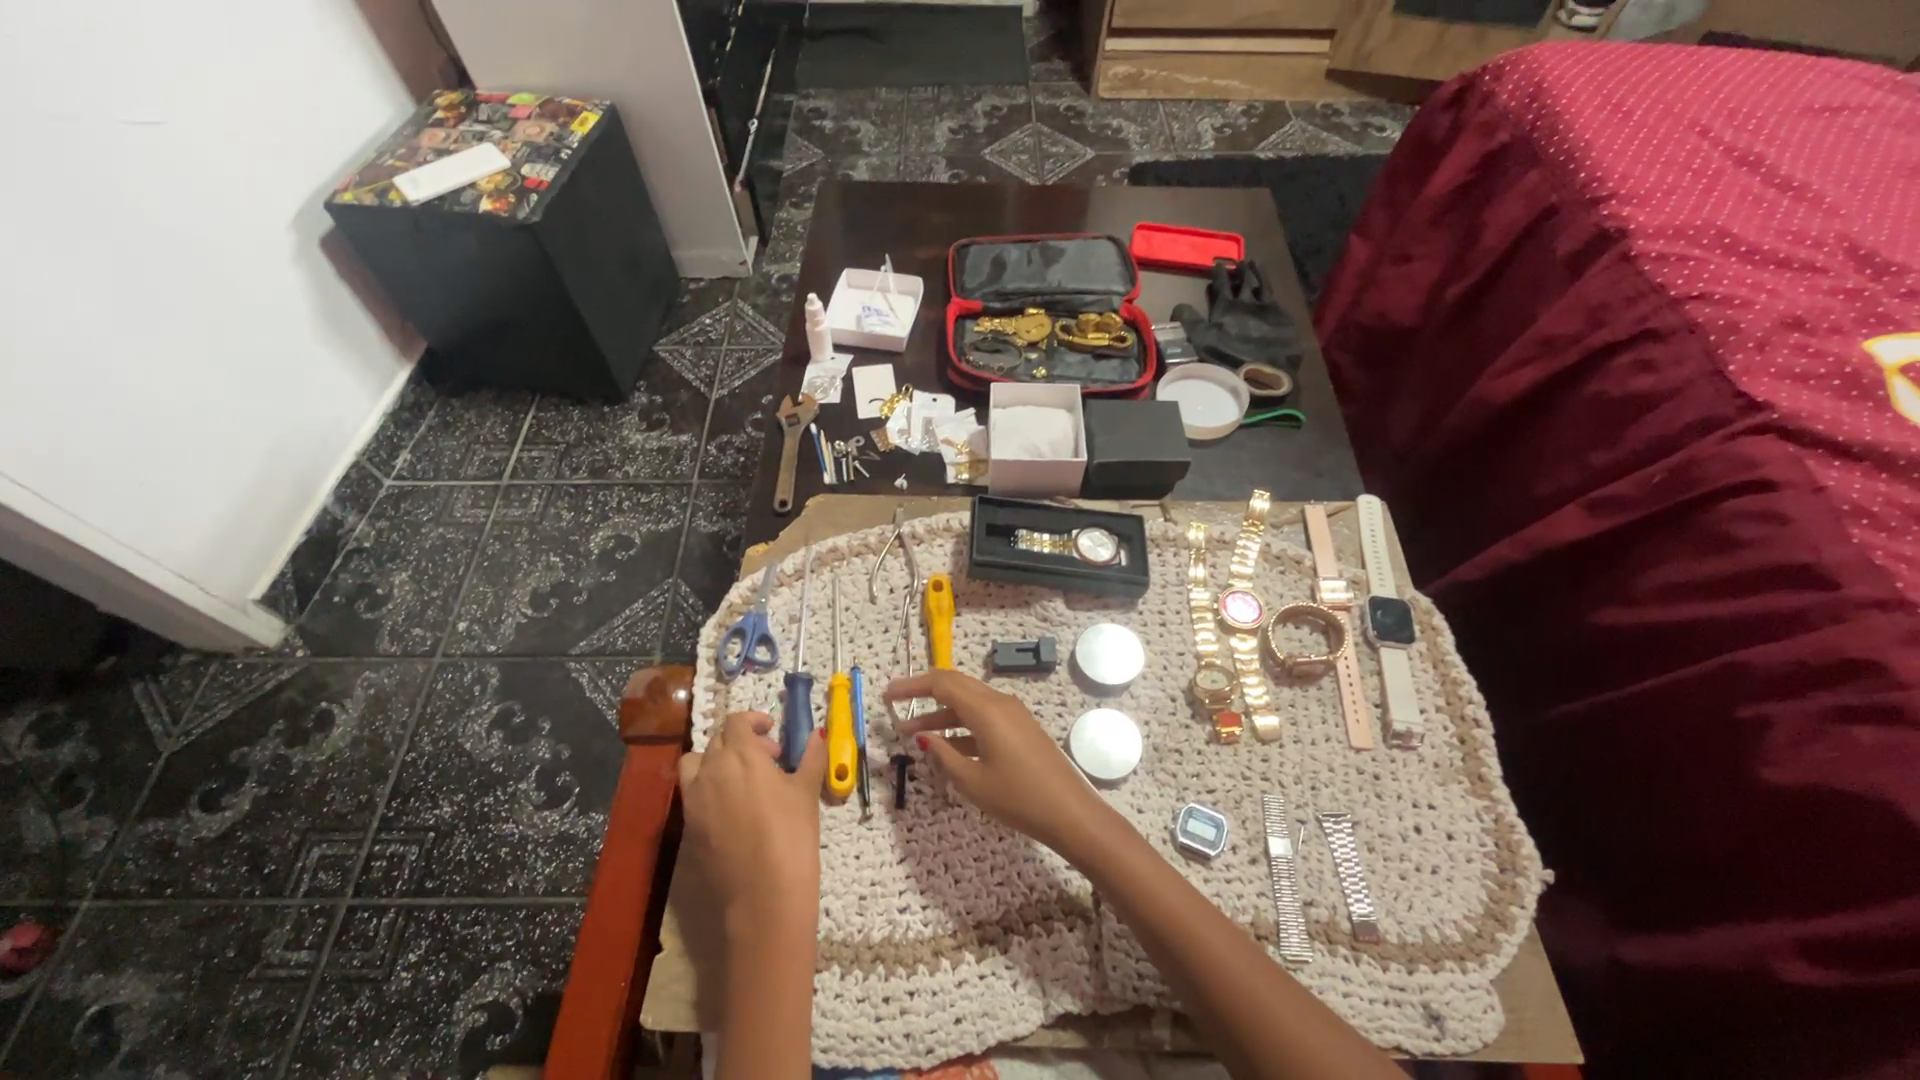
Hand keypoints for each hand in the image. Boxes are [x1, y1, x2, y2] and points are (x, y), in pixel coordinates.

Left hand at [678, 712, 827, 931]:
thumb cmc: (791, 836)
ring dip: (715, 761)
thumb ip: (812, 757)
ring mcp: (694, 799)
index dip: (754, 721)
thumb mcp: (807, 792)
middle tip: (768, 760)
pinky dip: (708, 789)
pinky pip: (692, 794)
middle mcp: (710, 770)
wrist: (762, 895)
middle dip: (741, 742)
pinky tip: (734, 810)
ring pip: (695, 764)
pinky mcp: (688, 826)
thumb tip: (818, 733)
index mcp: (740, 755)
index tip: (771, 732)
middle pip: (716, 741)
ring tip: (741, 780)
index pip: (736, 722)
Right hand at [886, 670, 1111, 853]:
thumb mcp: (972, 781)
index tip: (888, 694)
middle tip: (896, 704)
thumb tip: (923, 737)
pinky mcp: (1020, 730)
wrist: (1070, 813)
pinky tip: (944, 746)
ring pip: (969, 704)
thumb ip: (943, 755)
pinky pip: (984, 718)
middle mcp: (1000, 703)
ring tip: (911, 733)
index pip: (942, 684)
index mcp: (986, 710)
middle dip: (924, 694)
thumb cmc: (1018, 798)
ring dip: (941, 715)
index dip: (912, 686)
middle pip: (956, 686)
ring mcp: (1013, 716)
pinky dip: (960, 727)